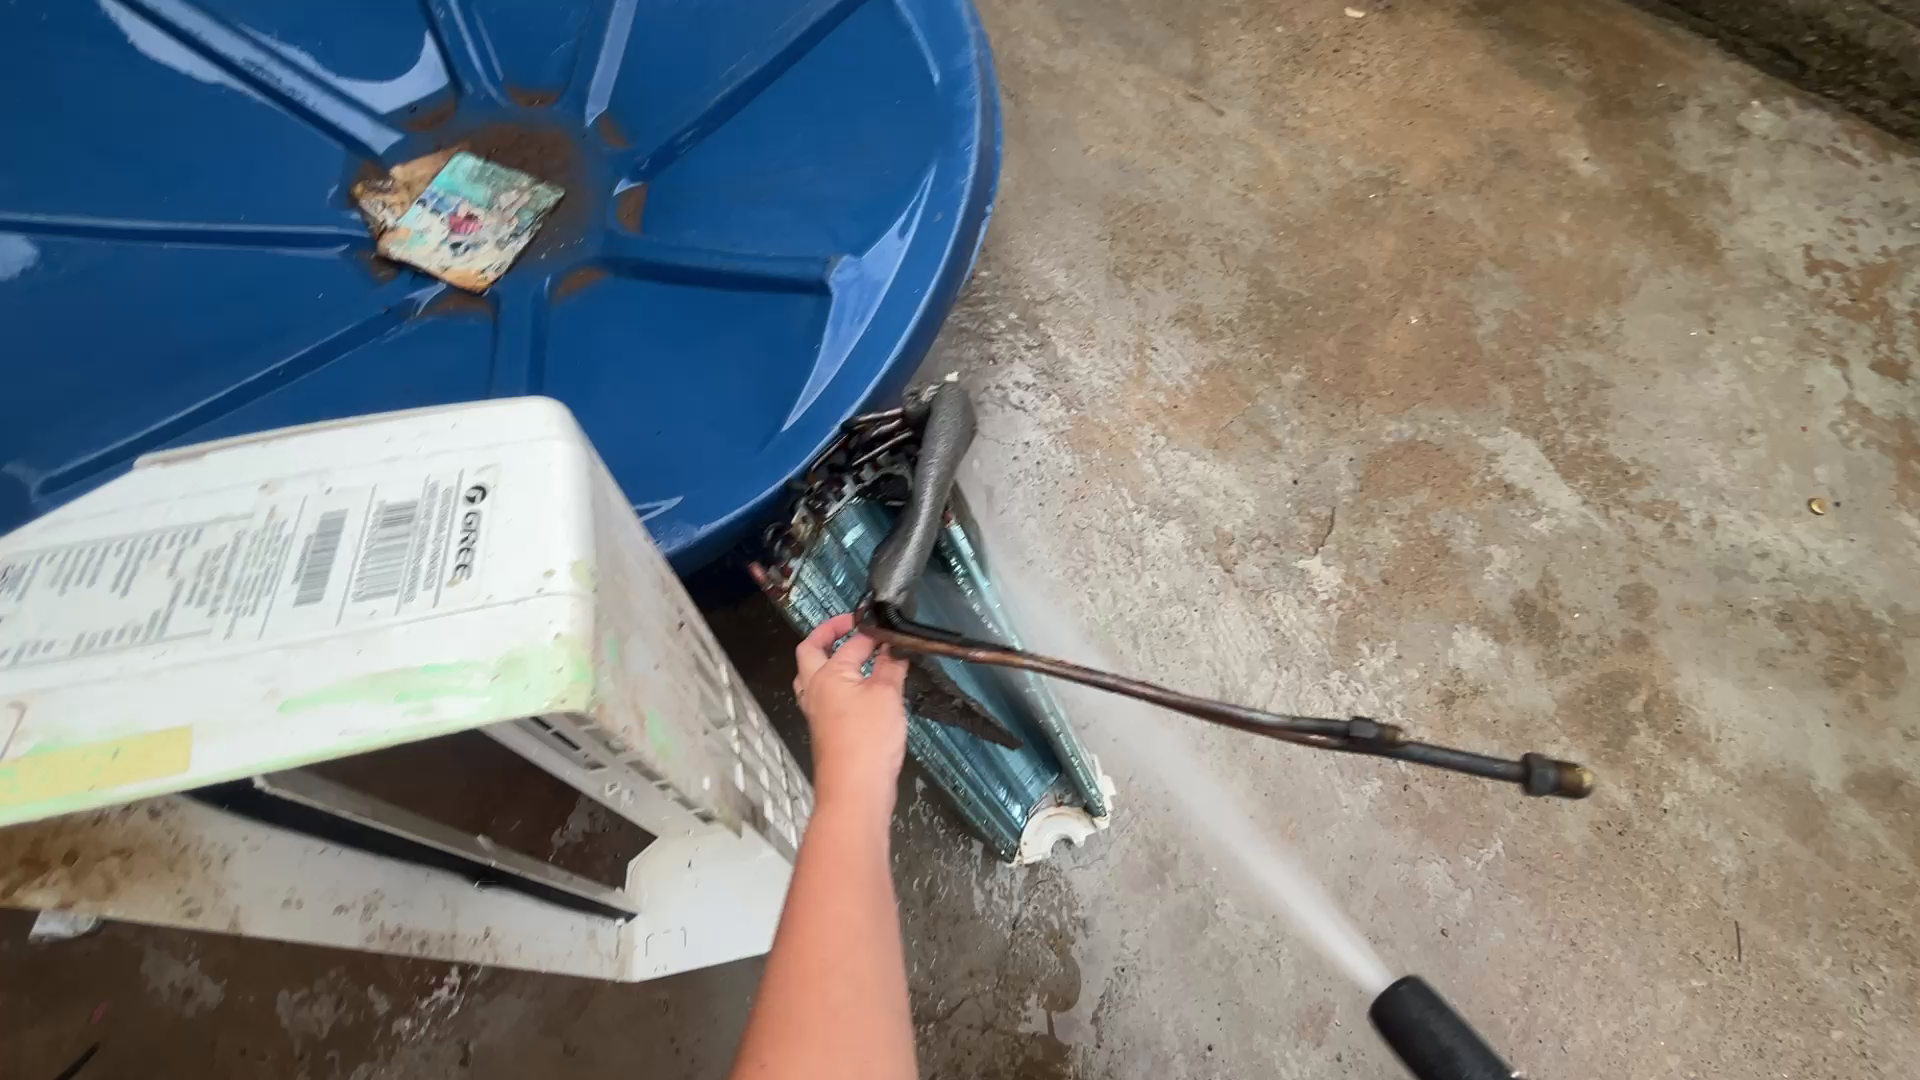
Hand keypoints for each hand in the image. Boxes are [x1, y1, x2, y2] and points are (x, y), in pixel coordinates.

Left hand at [793, 612, 908, 813]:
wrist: (855, 790)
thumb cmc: (869, 738)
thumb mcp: (888, 695)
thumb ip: (891, 666)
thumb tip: (895, 646)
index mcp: (827, 674)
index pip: (851, 643)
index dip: (873, 633)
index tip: (892, 629)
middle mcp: (815, 689)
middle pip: (810, 651)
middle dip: (827, 633)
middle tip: (849, 625)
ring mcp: (816, 711)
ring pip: (811, 676)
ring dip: (826, 660)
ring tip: (849, 655)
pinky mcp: (825, 730)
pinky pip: (823, 696)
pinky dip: (836, 683)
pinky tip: (858, 690)